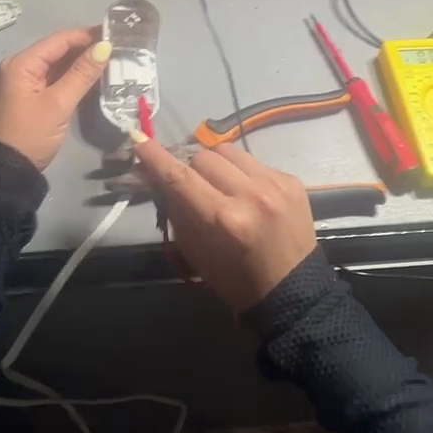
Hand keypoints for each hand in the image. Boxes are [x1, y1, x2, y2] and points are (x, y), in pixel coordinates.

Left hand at [0, 27, 111, 170]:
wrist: (6, 173)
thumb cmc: (30, 135)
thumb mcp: (58, 104)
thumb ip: (82, 74)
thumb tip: (105, 47)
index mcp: (20, 64)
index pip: (58, 40)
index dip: (86, 35)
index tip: (113, 33)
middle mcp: (17, 68)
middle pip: (55, 50)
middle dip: (84, 48)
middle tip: (115, 47)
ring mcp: (20, 84)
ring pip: (54, 65)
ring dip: (78, 62)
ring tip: (108, 59)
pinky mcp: (26, 98)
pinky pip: (50, 79)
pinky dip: (69, 77)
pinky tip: (89, 76)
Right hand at [129, 135, 317, 312]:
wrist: (293, 291)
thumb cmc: (235, 279)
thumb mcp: (195, 251)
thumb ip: (176, 209)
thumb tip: (156, 175)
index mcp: (222, 220)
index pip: (180, 178)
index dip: (156, 158)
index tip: (139, 141)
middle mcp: (249, 195)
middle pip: (202, 157)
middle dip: (191, 170)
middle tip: (194, 187)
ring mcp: (274, 184)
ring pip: (227, 151)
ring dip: (216, 165)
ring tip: (221, 185)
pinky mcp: (291, 180)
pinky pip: (253, 161)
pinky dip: (242, 173)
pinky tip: (248, 193)